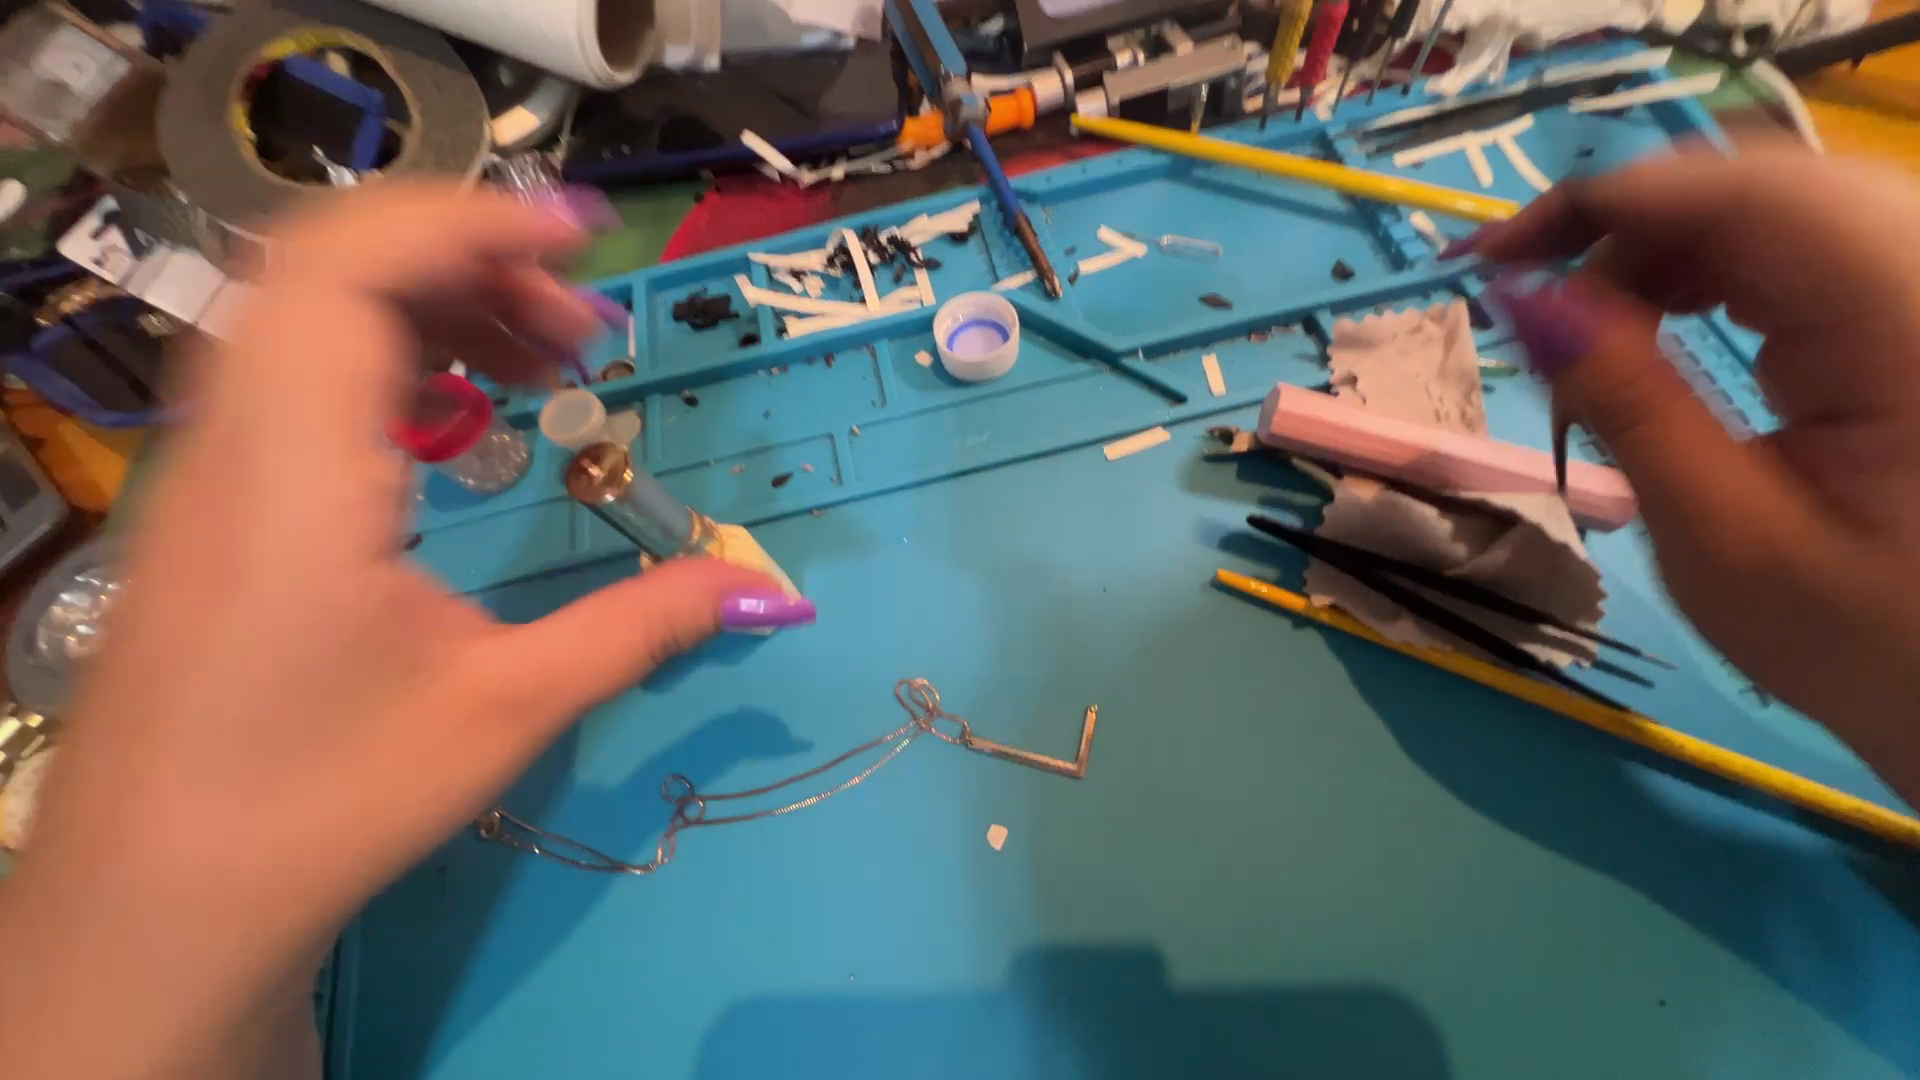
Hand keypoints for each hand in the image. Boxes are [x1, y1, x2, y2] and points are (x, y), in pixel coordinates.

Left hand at [0, 186, 789, 1077]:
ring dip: (445, 310)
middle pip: (327, 273)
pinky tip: (476, 418)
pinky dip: (407, 360)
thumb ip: (649, 624)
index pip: (342, 279)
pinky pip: (308, 377)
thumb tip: (776, 587)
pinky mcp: (226, 500)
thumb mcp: (517, 705)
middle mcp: (232, 449)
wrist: (162, 906)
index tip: (582, 239)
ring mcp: (214, 470)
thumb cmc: (332, 802)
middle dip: (476, 265)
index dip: (464, 225)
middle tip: (588, 330)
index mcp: (296, 483)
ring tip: (551, 364)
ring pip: (313, 319)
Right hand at [1456, 144, 1919, 797]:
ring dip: (1662, 264)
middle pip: (1766, 190)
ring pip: (1786, 213)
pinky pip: (1814, 252)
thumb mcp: (1719, 532)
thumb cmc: (1874, 645)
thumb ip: (1627, 402)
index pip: (1750, 196)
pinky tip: (1664, 335)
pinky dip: (1713, 282)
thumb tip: (1527, 302)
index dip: (1602, 201)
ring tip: (1592, 347)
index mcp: (1917, 329)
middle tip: (1532, 321)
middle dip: (1623, 239)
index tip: (1487, 261)